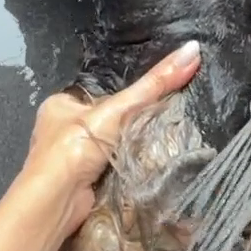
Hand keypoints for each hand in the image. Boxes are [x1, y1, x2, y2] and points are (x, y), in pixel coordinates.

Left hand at [19, 41, 201, 233]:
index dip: (127, 95)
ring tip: (165, 142)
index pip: (101, 92)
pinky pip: (113, 168)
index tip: (157, 94)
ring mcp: (72, 159)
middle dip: (130, 124)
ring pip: (112, 146)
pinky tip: (149, 166)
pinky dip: (129, 168)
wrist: (57, 200)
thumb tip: (193, 49)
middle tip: (167, 120)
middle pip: (108, 121)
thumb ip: (154, 84)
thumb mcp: (118, 108)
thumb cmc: (75, 147)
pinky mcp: (83, 183)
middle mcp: (61, 130)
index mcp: (59, 105)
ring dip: (131, 148)